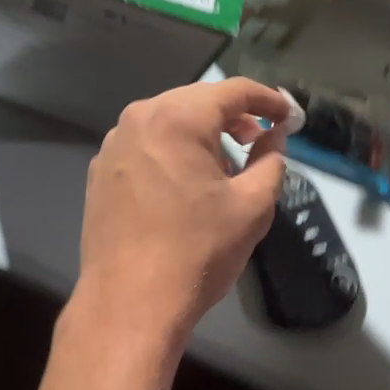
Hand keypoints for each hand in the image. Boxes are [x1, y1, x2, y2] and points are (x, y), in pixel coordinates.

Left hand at [71, 77, 305, 343]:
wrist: (129, 299)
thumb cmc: (196, 251)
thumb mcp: (251, 207)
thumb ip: (270, 162)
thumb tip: (273, 138)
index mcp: (177, 117)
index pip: (231, 91)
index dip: (266, 99)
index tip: (289, 115)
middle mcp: (139, 117)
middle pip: (195, 100)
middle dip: (232, 116)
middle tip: (260, 140)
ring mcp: (114, 142)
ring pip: (167, 120)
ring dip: (200, 133)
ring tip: (225, 166)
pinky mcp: (101, 168)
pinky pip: (145, 143)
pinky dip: (171, 150)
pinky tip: (184, 184)